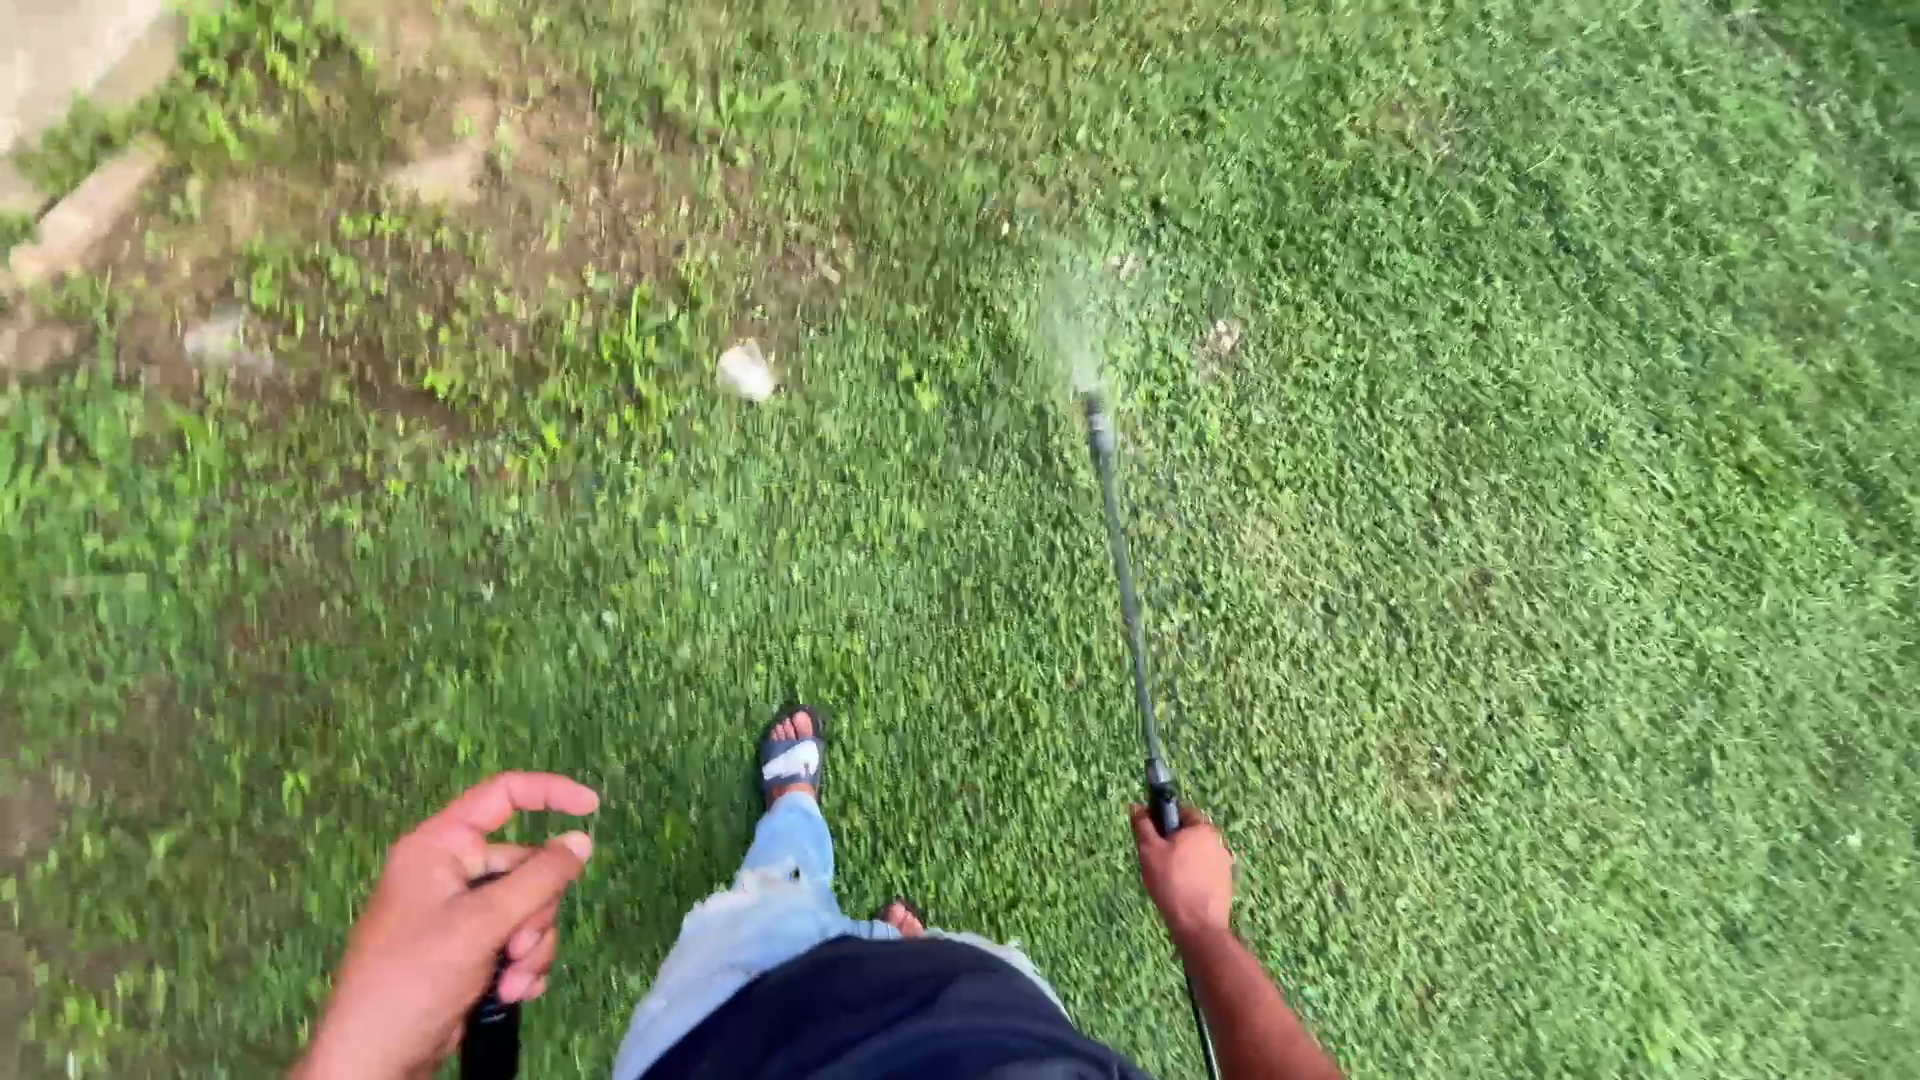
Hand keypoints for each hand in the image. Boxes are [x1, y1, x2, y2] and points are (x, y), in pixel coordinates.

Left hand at [293, 773, 599, 1079]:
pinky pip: (520, 932)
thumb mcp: (484, 923)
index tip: (591, 808)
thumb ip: (541, 877)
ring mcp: (460, 909)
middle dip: (538, 908)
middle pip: (527, 861)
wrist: (373, 1066)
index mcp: (439, 846)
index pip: (504, 793)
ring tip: (514, 979)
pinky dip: (525, 961)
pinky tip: (513, 990)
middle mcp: (450, 870)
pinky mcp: (470, 944)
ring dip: (533, 942)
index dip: (551, 792)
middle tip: (521, 945)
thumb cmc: (413, 980)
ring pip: (530, 902)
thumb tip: (583, 842)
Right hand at [1130, 803, 1233, 945]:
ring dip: (1183, 859)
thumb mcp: (1149, 850)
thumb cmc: (1171, 882)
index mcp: (1203, 828)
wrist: (1198, 926)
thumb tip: (1136, 805)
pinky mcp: (1226, 884)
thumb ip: (1142, 825)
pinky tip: (1180, 889)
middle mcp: (1219, 842)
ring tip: (1166, 877)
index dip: (1163, 818)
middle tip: (1155, 857)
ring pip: (1197, 853)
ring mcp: (1225, 864)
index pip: (1182, 810)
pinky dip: (1193, 875)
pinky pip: (1204, 871)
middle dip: (1173, 841)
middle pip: (1190, 833)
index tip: (1151, 834)